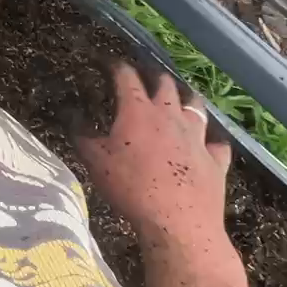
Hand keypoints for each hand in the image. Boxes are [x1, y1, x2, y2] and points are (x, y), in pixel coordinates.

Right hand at [75, 63, 245, 286]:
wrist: (179, 225)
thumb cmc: (130, 186)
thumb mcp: (93, 158)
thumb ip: (79, 132)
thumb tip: (68, 112)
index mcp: (136, 110)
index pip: (126, 76)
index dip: (116, 65)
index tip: (109, 62)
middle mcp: (169, 116)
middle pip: (165, 85)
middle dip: (154, 75)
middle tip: (146, 74)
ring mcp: (197, 138)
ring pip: (196, 107)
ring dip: (187, 98)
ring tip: (182, 95)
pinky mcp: (216, 162)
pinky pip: (218, 143)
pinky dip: (212, 138)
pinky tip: (210, 140)